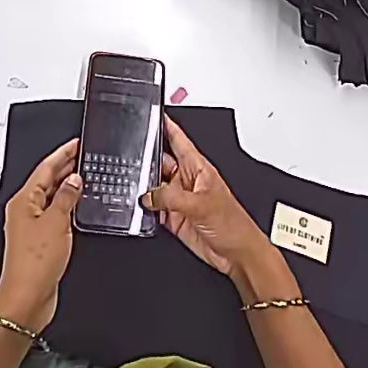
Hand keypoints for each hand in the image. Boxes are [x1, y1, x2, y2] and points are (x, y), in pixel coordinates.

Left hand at [0, 138, 81, 332]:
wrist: (27, 297)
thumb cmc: (33, 264)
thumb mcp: (56, 222)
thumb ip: (66, 197)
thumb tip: (74, 180)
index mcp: (24, 200)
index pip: (45, 167)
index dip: (62, 154)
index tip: (76, 143)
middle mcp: (26, 210)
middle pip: (48, 180)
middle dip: (66, 167)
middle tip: (85, 155)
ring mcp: (33, 225)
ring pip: (52, 196)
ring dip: (68, 186)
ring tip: (87, 175)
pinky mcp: (42, 240)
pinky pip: (56, 213)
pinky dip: (69, 205)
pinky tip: (80, 205)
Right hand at [143, 116, 278, 279]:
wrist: (237, 253)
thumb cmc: (233, 224)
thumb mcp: (201, 205)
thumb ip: (171, 197)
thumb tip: (148, 195)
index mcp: (198, 168)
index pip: (178, 140)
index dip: (166, 125)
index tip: (153, 114)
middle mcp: (186, 181)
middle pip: (160, 162)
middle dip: (145, 159)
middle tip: (130, 158)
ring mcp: (179, 199)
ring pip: (153, 186)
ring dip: (144, 187)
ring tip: (130, 184)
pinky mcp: (173, 217)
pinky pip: (153, 208)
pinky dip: (144, 208)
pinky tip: (138, 207)